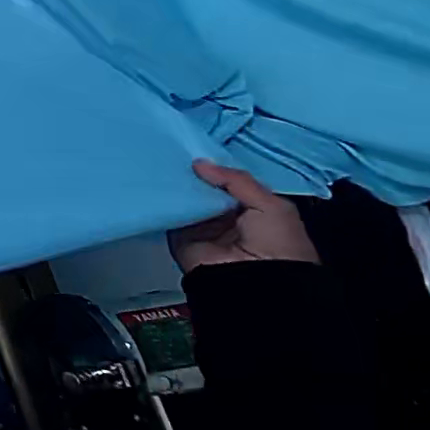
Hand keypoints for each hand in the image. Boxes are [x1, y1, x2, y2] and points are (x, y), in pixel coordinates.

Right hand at [167, 159, 319, 272]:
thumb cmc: (276, 242)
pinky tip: (154, 180)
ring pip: (184, 198)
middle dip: (191, 172)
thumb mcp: (270, 204)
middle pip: (203, 187)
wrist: (256, 284)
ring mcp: (200, 225)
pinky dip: (162, 200)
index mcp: (251, 208)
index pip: (228, 181)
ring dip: (175, 183)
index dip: (215, 165)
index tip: (196, 145)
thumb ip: (236, 180)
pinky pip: (168, 213)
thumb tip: (198, 163)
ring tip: (161, 160)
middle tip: (174, 149)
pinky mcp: (178, 235)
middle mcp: (224, 215)